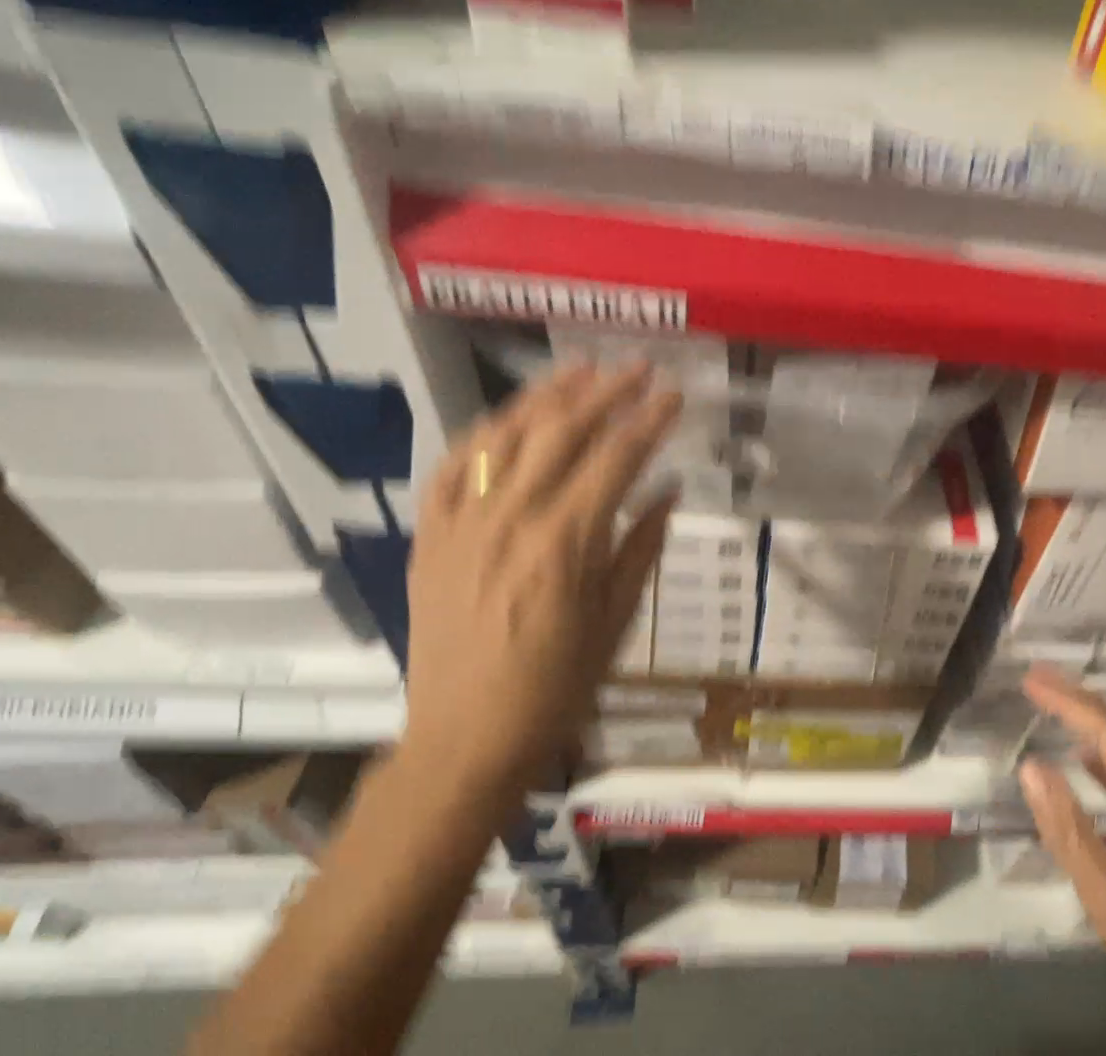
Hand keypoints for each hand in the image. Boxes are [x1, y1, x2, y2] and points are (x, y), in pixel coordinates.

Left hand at [402, 362, 680, 793]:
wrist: (466, 737)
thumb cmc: (557, 689)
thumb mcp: (615, 623)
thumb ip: (640, 548)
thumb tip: (668, 491)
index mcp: (565, 542)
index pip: (616, 458)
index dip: (650, 420)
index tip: (675, 394)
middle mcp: (510, 517)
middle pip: (561, 432)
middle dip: (606, 392)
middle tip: (639, 367)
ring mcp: (461, 522)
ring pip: (504, 436)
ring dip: (545, 397)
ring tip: (579, 371)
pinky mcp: (430, 536)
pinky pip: (451, 468)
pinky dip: (481, 435)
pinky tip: (505, 420)